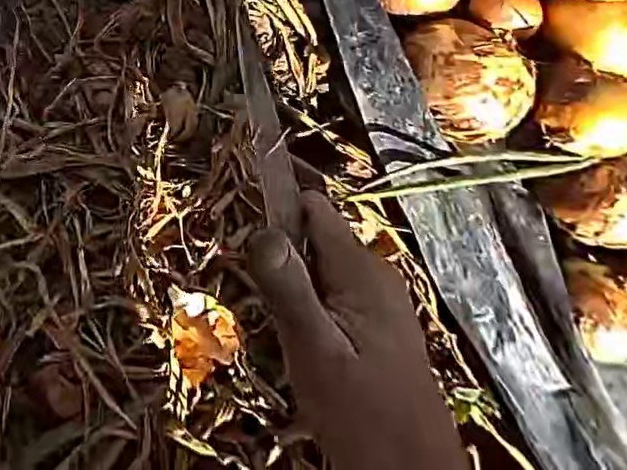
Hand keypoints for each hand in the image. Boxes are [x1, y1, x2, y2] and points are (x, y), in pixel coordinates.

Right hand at [249, 191, 465, 469]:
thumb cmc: (366, 420)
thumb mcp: (316, 352)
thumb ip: (288, 289)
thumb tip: (262, 230)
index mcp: (362, 270)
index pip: (312, 205)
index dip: (276, 209)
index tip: (245, 234)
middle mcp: (375, 274)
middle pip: (314, 236)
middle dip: (282, 255)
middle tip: (256, 293)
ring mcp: (381, 301)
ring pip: (321, 268)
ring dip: (294, 286)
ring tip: (275, 323)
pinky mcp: (379, 327)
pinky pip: (334, 294)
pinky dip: (311, 306)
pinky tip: (301, 344)